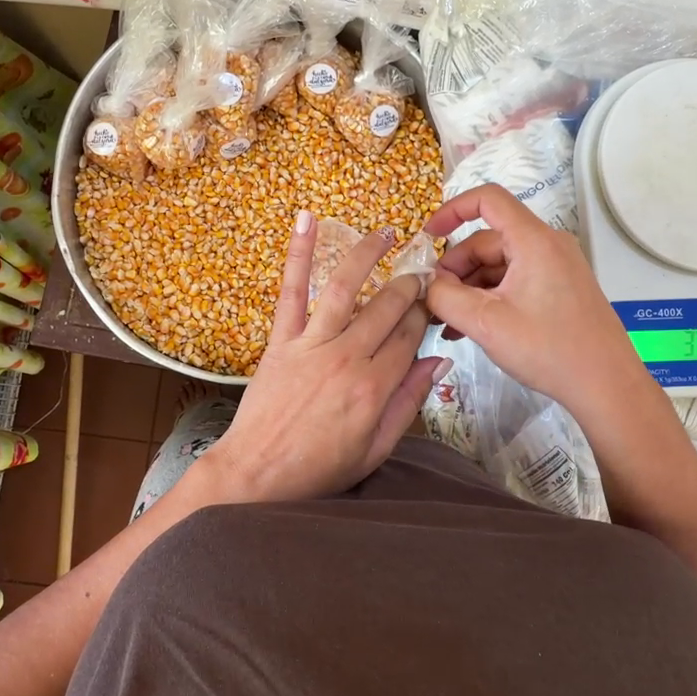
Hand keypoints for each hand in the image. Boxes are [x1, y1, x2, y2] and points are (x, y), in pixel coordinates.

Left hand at [196, 211, 444, 503]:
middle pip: (385, 308)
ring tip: (385, 233)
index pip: (410, 335)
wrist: (257, 474)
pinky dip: (298, 253)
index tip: (433, 299)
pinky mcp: (280, 339)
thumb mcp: (376, 449)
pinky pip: (291, 291)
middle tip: (418, 271)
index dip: (424, 314)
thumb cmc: (318, 469)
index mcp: (374, 387)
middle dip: (407, 285)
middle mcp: (346, 358)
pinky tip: (307, 221)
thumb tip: (439, 362)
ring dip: (367, 255)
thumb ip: (409, 402)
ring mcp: (310, 344)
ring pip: (344, 288)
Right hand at [423, 183, 636, 402]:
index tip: (428, 237)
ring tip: (448, 323)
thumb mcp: (485, 323)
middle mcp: (547, 245)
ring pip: (497, 264)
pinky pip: (513, 281)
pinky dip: (489, 297)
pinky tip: (470, 327)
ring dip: (469, 288)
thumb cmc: (548, 349)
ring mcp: (555, 267)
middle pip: (487, 240)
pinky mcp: (559, 289)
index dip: (452, 209)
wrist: (608, 387)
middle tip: (435, 302)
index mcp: (533, 241)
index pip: (488, 199)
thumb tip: (427, 283)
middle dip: (455, 268)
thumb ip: (445, 297)